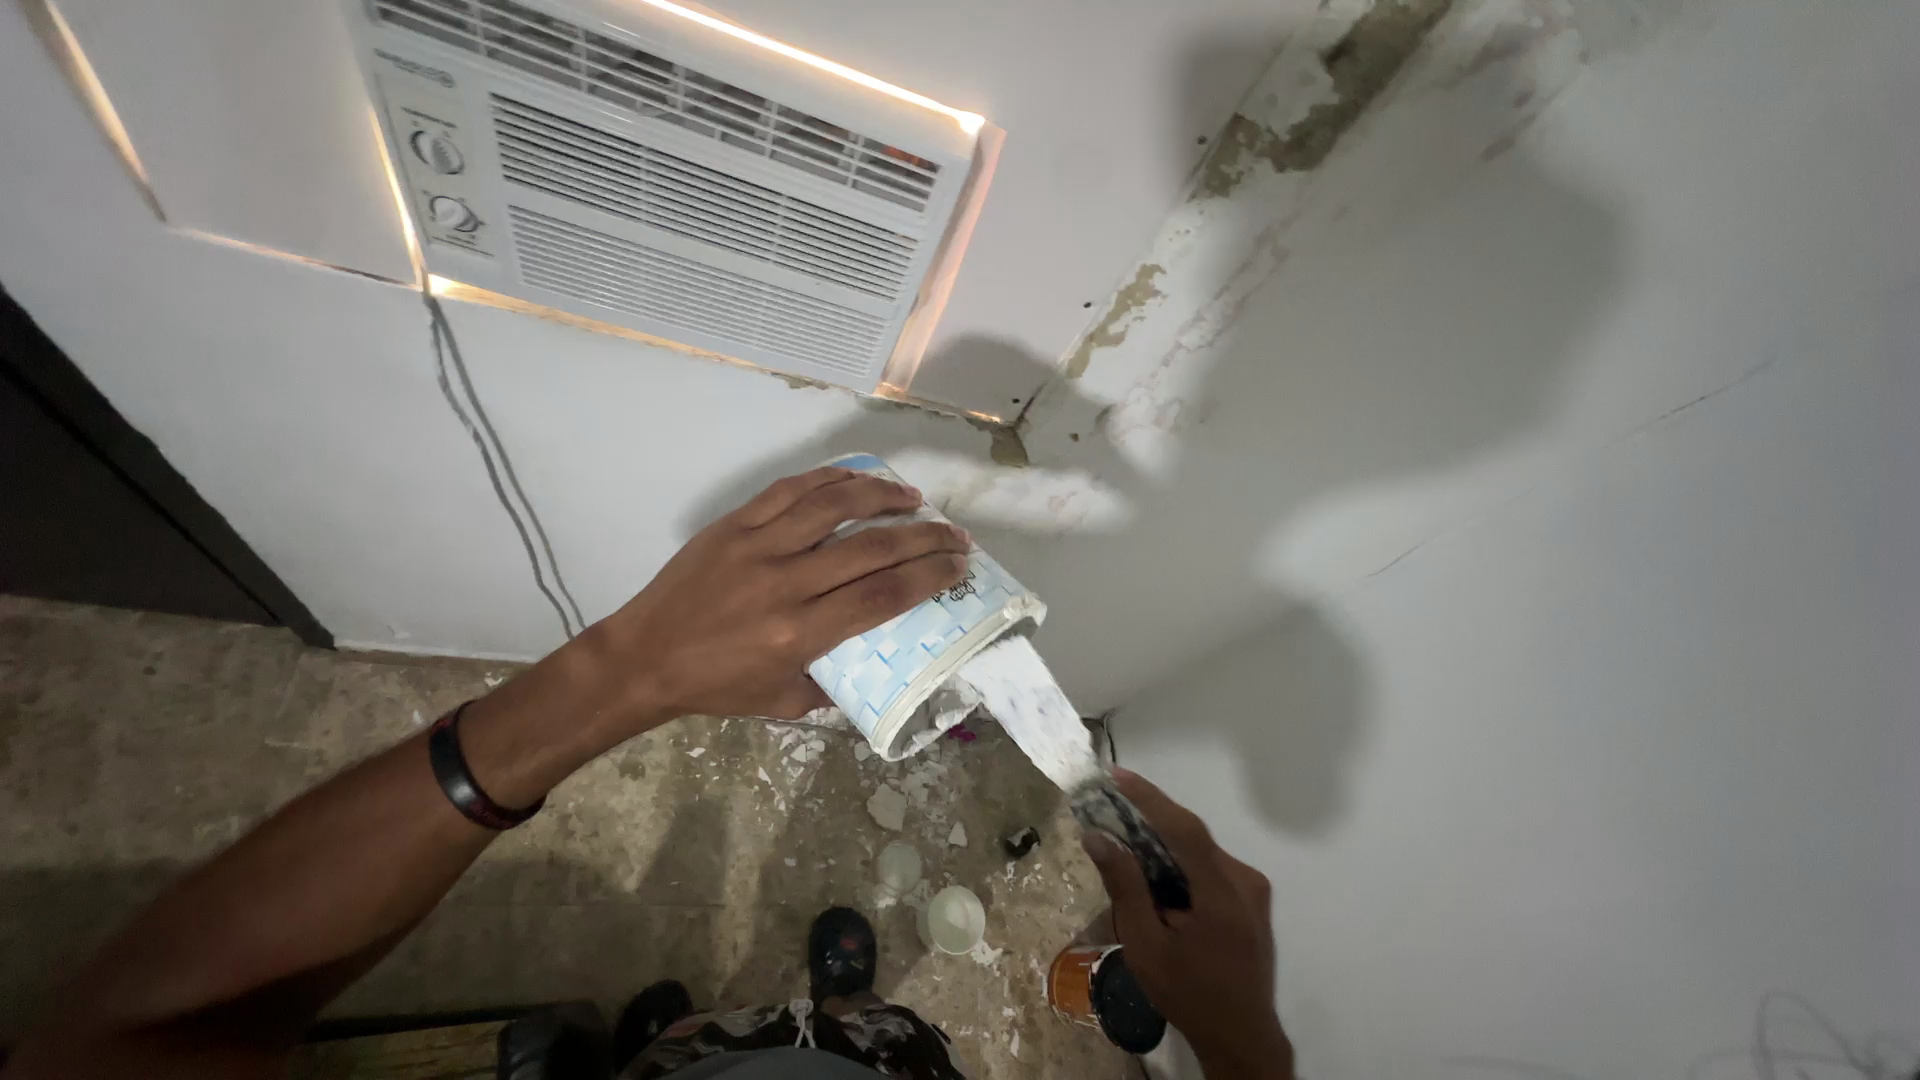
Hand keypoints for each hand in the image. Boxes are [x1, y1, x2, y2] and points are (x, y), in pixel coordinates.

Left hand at [591, 465, 970, 724]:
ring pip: (834, 506)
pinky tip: (858, 480)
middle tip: (953, 533)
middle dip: (923, 536)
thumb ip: (833, 685)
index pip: (882, 595)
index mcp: (800, 633)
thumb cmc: (714, 686)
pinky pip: (790, 490)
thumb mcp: (782, 701)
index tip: (958, 565)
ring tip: (914, 497)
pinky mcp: (734, 524)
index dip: (929, 575)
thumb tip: (872, 665)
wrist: (642, 658)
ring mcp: (757, 546)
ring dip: (883, 496)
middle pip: (871, 547)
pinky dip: (831, 479)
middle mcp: (785, 583)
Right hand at [1084, 769, 1293, 1079]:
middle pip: (1190, 837)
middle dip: (1148, 822)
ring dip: (1163, 846)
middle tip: (1108, 814)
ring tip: (1127, 852)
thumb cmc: (1188, 994)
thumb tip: (1098, 836)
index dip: (1150, 798)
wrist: (1242, 1038)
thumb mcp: (1145, 945)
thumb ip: (1125, 886)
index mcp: (1222, 894)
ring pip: (1199, 851)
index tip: (1117, 775)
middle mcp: (1244, 881)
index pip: (1184, 829)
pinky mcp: (1251, 898)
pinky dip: (1180, 863)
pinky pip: (1209, 866)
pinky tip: (1157, 881)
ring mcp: (1253, 889)